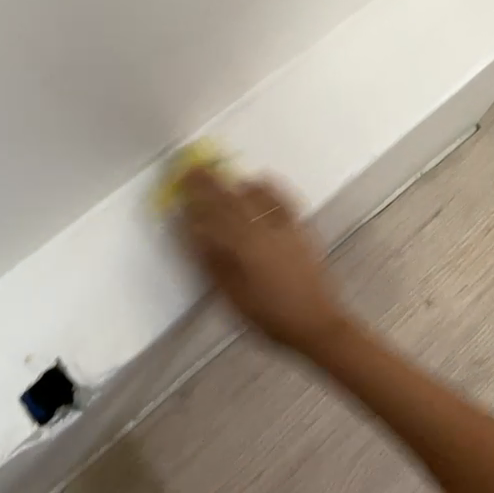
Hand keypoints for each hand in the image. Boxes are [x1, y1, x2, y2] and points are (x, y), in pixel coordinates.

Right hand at [174, 167, 353, 352]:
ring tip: (220, 176)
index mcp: (239, 248)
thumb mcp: (231, 294)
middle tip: (193, 170)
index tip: (179, 184)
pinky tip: (258, 181)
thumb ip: (212, 261)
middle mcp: (259, 230)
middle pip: (228, 199)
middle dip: (208, 182)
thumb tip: (194, 233)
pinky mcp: (300, 228)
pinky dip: (267, 186)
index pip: (209, 215)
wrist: (314, 323)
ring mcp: (282, 227)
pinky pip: (281, 198)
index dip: (192, 197)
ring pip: (252, 195)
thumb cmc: (267, 316)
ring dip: (233, 183)